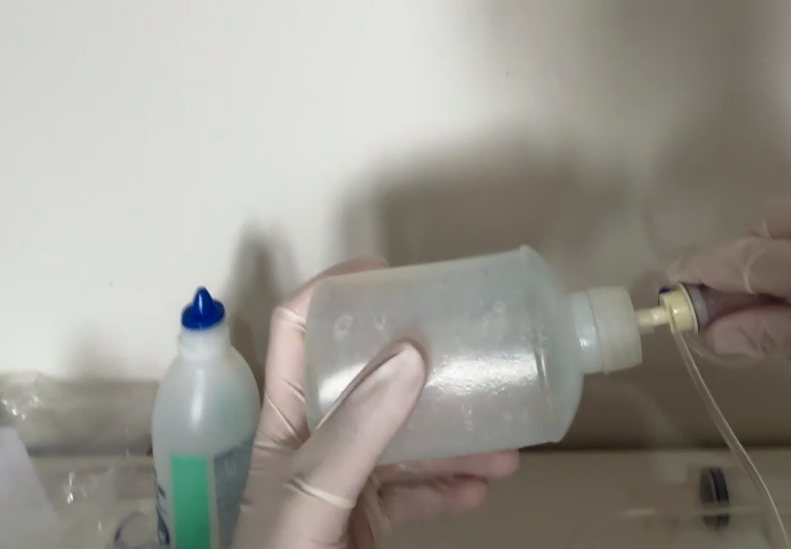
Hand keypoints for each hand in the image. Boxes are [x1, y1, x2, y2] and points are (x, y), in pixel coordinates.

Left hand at [235, 259, 519, 548]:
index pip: (298, 327)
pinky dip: (447, 488)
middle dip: (420, 362)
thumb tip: (412, 353)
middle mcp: (316, 432)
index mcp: (288, 411)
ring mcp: (341, 474)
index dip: (336, 289)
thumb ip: (360, 429)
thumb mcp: (314, 490)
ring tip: (503, 445)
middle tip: (466, 348)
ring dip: (454, 438)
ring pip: (403, 436)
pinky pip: (413, 490)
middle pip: (366, 373)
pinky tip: (481, 486)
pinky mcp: (363, 515)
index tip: (391, 276)